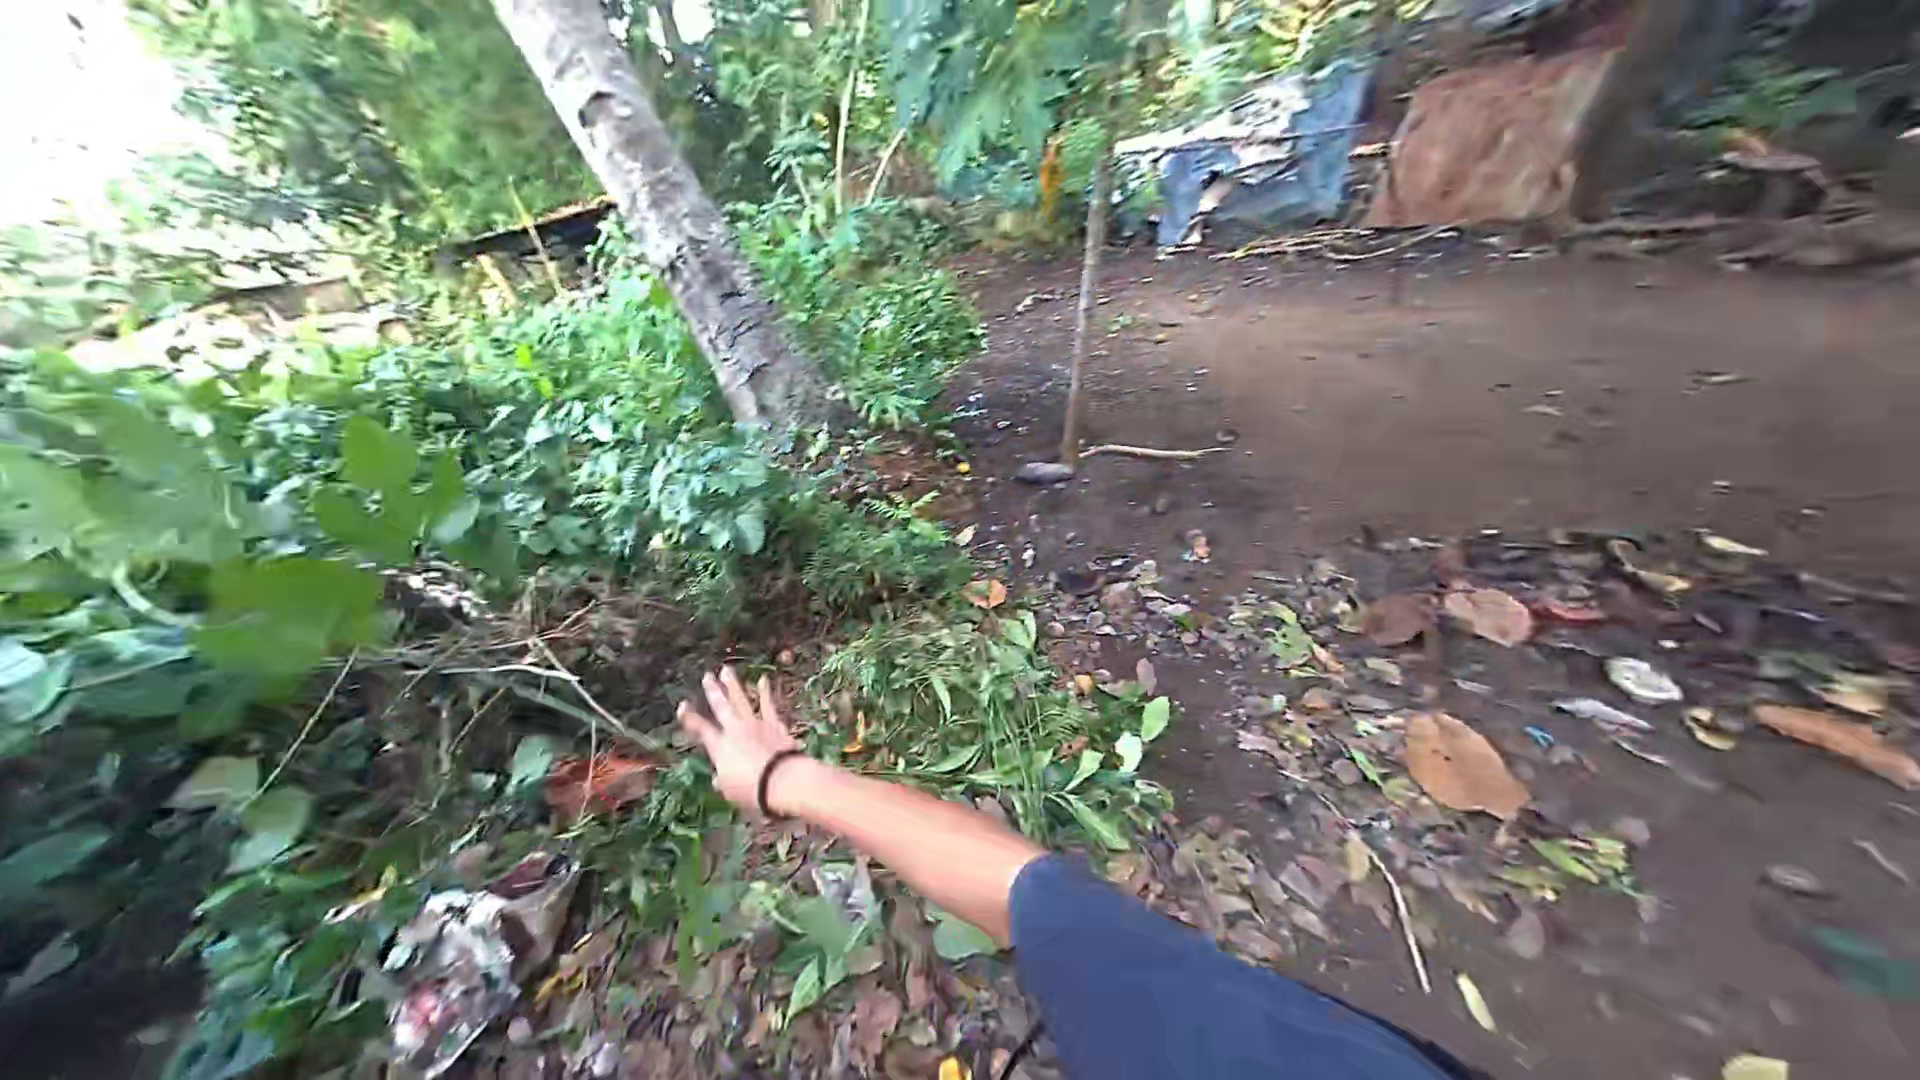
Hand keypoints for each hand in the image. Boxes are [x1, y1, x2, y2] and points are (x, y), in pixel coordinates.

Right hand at [677, 665, 801, 812]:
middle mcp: (735, 730)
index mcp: (720, 747)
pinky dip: (765, 691)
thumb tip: (717, 779)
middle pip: (721, 706)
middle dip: (713, 691)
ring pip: (741, 699)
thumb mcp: (729, 790)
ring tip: (726, 670)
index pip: (700, 729)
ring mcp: (755, 723)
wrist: (780, 779)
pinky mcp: (774, 723)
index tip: (683, 705)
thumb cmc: (751, 790)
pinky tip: (762, 679)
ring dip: (733, 684)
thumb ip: (722, 781)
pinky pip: (768, 704)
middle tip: (707, 676)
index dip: (690, 718)